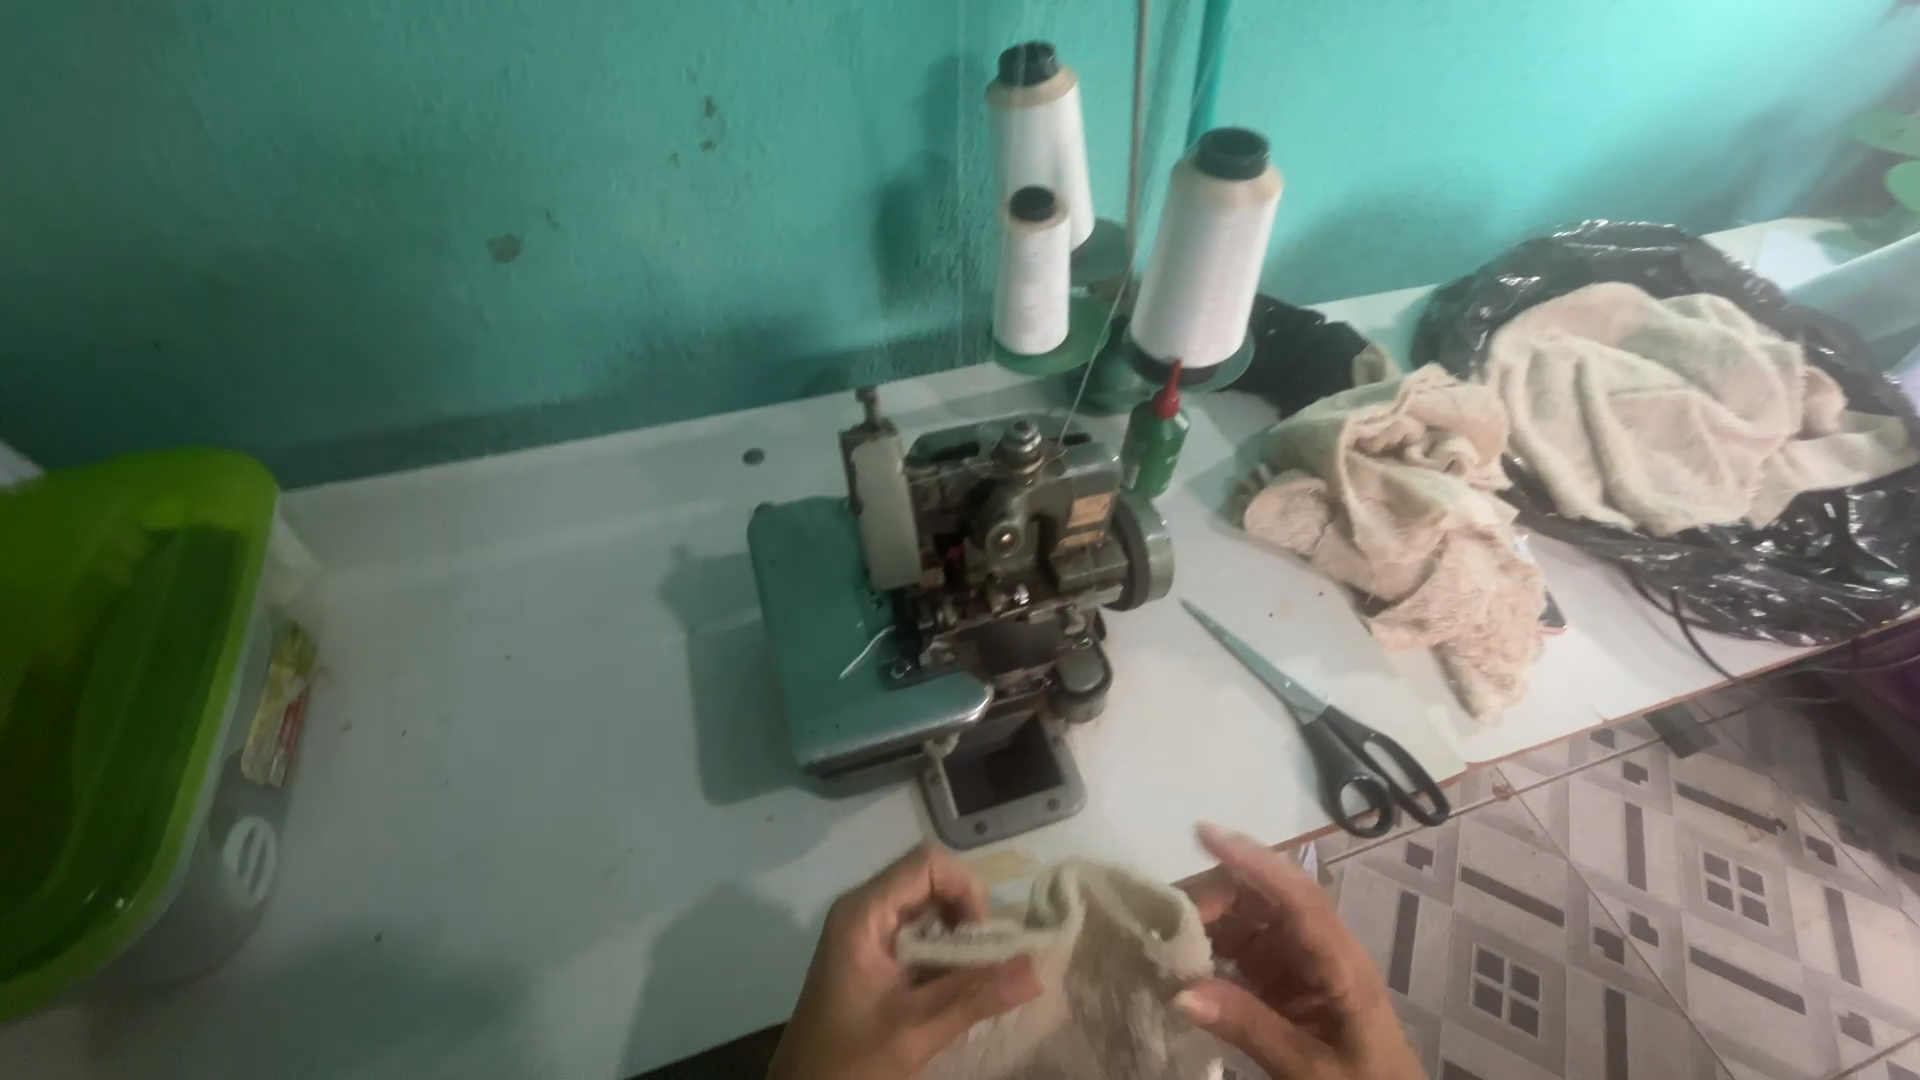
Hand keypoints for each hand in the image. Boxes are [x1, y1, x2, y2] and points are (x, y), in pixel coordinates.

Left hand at [768, 844, 1042, 1079]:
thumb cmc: (848, 1063)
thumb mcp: (916, 1030)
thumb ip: (976, 995)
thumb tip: (1036, 970)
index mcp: (864, 912)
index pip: (927, 863)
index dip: (965, 889)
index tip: (982, 938)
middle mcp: (864, 907)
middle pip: (929, 879)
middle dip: (965, 912)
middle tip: (985, 958)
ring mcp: (867, 929)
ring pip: (927, 904)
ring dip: (957, 933)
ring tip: (974, 973)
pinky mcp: (873, 952)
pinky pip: (917, 930)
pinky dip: (943, 949)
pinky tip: (954, 984)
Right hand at [1176, 824, 1424, 1079]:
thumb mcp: (1313, 1070)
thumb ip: (1250, 1027)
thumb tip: (1180, 990)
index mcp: (1340, 961)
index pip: (1296, 895)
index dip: (1251, 860)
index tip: (1202, 832)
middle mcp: (1318, 944)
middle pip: (1263, 895)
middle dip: (1215, 894)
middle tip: (1168, 916)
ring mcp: (1299, 956)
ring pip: (1246, 914)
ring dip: (1207, 918)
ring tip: (1167, 935)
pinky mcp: (1282, 972)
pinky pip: (1240, 942)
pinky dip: (1210, 943)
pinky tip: (1183, 957)